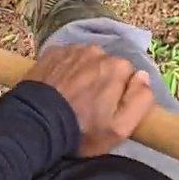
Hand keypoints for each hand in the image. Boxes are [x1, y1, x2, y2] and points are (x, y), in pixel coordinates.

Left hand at [24, 44, 154, 157]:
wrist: (36, 124)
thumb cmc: (82, 130)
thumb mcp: (121, 128)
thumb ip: (140, 101)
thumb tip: (143, 76)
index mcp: (117, 67)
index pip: (128, 76)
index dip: (119, 94)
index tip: (106, 109)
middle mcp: (96, 51)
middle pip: (107, 66)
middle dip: (101, 82)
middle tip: (88, 104)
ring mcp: (71, 49)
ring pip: (87, 61)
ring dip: (83, 74)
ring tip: (71, 96)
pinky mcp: (51, 52)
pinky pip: (67, 58)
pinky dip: (66, 69)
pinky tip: (59, 86)